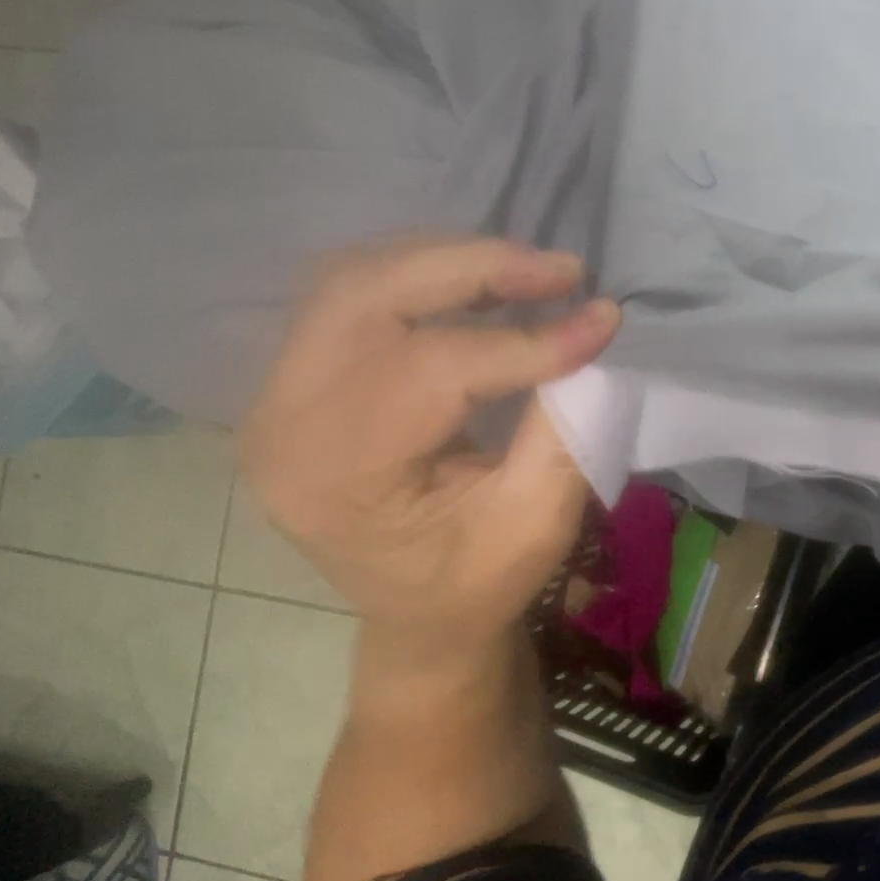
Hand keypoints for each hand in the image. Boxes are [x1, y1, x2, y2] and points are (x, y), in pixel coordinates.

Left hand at [239, 238, 619, 653]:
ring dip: (449, 262)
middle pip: (368, 297)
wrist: (421, 618)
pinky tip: (483, 284)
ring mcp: (277, 396)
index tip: (602, 321)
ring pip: (355, 280)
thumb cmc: (480, 584)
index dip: (522, 340)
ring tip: (531, 272)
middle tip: (564, 270)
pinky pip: (353, 297)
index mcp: (336, 476)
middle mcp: (282, 423)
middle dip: (475, 268)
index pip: (427, 369)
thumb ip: (562, 424)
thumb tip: (593, 326)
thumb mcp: (537, 522)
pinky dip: (424, 277)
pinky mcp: (298, 381)